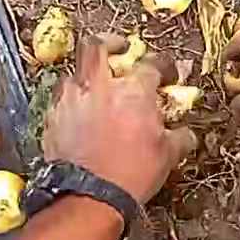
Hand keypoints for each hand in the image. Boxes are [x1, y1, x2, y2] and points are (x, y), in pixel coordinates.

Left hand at [43, 33, 197, 203]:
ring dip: (88, 77)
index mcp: (133, 91)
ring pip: (76, 73)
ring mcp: (71, 101)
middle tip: (120, 48)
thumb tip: (186, 133)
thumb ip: (180, 137)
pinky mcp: (53, 119)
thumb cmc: (133, 173)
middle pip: (97, 46)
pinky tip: (82, 117)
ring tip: (97, 89)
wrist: (89, 197)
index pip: (153, 65)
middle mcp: (100, 87)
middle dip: (110, 42)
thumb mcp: (168, 156)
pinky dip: (74, 103)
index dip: (165, 66)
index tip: (169, 74)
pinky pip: (62, 101)